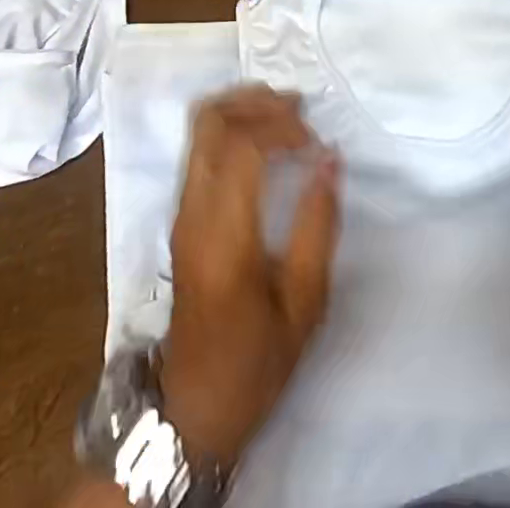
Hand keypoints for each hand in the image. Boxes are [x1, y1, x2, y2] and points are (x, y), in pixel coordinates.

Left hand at [160, 85, 340, 468]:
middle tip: (300, 106)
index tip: (318, 143)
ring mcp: (179, 213)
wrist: (191, 407)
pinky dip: (232, 129)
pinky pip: (199, 150)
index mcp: (224, 235)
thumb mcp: (306, 301)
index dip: (285, 127)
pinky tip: (266, 141)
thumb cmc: (257, 359)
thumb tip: (329, 159)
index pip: (243, 147)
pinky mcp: (180, 217)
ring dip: (242, 109)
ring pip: (197, 130)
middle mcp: (192, 213)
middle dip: (257, 101)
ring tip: (286, 113)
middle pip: (209, 122)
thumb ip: (318, 224)